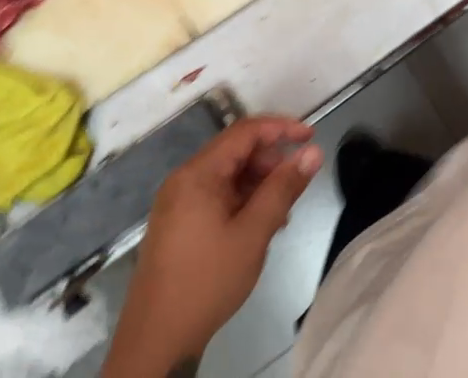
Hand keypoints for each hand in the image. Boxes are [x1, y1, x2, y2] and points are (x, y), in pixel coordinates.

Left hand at [111, 117, 322, 372]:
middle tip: (295, 189)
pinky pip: (216, 196)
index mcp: (197, 174)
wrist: (156, 338)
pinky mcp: (178, 223)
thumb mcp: (253, 234)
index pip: (245, 132)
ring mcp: (178, 202)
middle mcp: (184, 180)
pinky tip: (258, 228)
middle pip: (235, 153)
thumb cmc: (207, 280)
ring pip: (228, 176)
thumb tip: (312, 152)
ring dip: (258, 186)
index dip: (281, 129)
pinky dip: (241, 202)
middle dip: (270, 163)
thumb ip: (283, 189)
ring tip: (280, 215)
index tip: (312, 138)